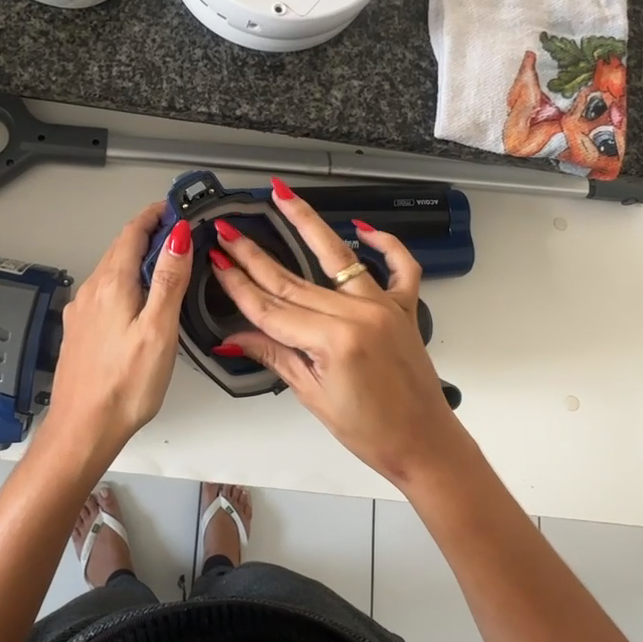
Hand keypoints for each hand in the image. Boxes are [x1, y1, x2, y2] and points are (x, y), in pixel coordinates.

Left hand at [39, 202, 190, 457]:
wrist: (82, 429)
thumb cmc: (123, 387)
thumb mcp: (158, 330)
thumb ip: (168, 279)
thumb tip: (176, 235)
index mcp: (112, 285)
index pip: (133, 231)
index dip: (155, 215)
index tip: (175, 207)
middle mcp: (91, 291)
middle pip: (120, 248)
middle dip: (149, 235)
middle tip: (178, 233)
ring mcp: (82, 311)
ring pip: (111, 270)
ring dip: (137, 259)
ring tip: (165, 264)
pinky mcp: (80, 330)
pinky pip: (105, 292)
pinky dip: (125, 283)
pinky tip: (139, 302)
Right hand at [211, 180, 463, 485]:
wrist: (425, 445)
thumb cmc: (373, 432)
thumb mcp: (312, 395)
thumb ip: (274, 355)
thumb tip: (235, 336)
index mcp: (333, 340)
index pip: (271, 306)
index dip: (239, 284)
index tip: (217, 262)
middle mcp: (358, 315)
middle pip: (293, 278)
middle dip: (255, 254)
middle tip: (228, 231)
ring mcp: (383, 306)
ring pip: (337, 256)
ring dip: (307, 223)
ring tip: (282, 197)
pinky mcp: (403, 308)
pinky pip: (399, 266)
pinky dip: (385, 244)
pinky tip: (363, 227)